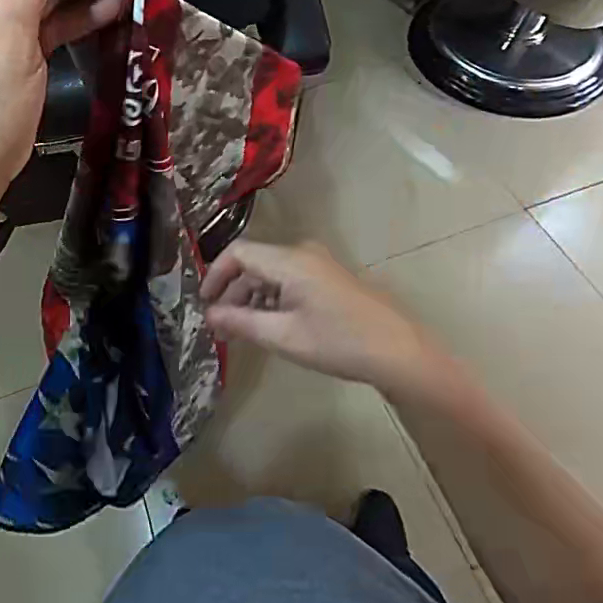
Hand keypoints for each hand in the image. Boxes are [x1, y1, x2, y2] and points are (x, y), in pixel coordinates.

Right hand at [201, 241, 455, 402]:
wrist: (398, 350)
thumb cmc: (339, 343)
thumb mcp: (284, 337)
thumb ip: (242, 323)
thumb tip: (208, 315)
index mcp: (289, 260)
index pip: (239, 252)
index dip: (215, 275)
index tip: (203, 305)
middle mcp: (302, 252)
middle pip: (255, 262)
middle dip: (233, 291)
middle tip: (220, 327)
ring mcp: (318, 262)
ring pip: (271, 272)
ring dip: (252, 297)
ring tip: (243, 332)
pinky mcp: (328, 276)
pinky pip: (289, 279)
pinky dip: (273, 298)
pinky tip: (271, 326)